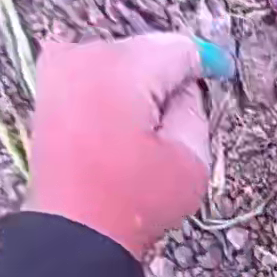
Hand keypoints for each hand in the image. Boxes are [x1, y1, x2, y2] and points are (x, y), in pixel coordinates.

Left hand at [26, 33, 209, 258]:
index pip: (177, 49)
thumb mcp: (190, 158)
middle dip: (173, 78)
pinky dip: (124, 95)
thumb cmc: (138, 197)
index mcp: (122, 67)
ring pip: (123, 65)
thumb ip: (195, 111)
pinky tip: (136, 126)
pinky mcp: (50, 89)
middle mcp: (83, 53)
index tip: (226, 72)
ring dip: (148, 88)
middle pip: (147, 52)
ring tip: (163, 127)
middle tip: (194, 116)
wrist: (79, 228)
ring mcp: (59, 68)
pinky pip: (100, 78)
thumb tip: (186, 90)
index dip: (208, 62)